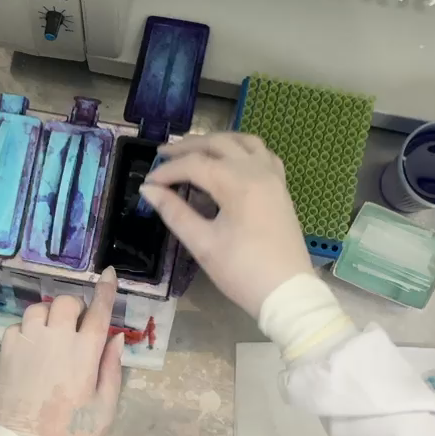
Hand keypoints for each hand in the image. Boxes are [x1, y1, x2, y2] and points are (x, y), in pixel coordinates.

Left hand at [0, 268, 126, 435]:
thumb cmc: (73, 435)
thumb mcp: (106, 407)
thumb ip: (112, 367)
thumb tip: (115, 336)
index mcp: (85, 352)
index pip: (98, 310)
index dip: (105, 290)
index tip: (108, 274)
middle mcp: (55, 339)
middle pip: (66, 302)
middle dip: (75, 308)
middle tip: (78, 327)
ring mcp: (27, 343)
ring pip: (38, 309)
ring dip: (49, 316)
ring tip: (53, 335)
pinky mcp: (7, 353)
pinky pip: (17, 326)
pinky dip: (27, 330)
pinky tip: (32, 348)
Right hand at [137, 133, 312, 316]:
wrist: (287, 293)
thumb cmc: (242, 272)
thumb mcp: (203, 244)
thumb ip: (174, 212)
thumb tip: (149, 190)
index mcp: (237, 183)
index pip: (194, 165)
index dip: (167, 171)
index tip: (147, 184)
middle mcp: (257, 171)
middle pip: (218, 144)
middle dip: (187, 148)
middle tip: (162, 156)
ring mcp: (273, 177)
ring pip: (243, 142)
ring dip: (216, 141)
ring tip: (194, 151)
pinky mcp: (281, 188)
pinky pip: (262, 154)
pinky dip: (241, 150)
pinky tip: (229, 161)